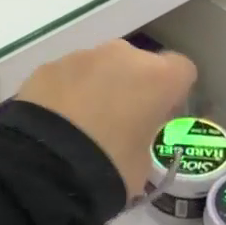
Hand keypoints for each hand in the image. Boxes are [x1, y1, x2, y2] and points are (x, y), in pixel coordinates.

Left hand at [14, 40, 195, 192]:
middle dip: (131, 87)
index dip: (172, 94)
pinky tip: (55, 122)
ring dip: (96, 87)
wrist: (44, 169)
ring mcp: (81, 56)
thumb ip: (145, 139)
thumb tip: (132, 139)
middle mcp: (122, 55)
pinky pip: (66, 77)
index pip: (181, 71)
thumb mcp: (143, 165)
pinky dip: (65, 93)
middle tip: (117, 123)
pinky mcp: (46, 67)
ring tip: (80, 125)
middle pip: (136, 65)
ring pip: (98, 67)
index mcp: (158, 77)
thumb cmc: (108, 168)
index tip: (158, 116)